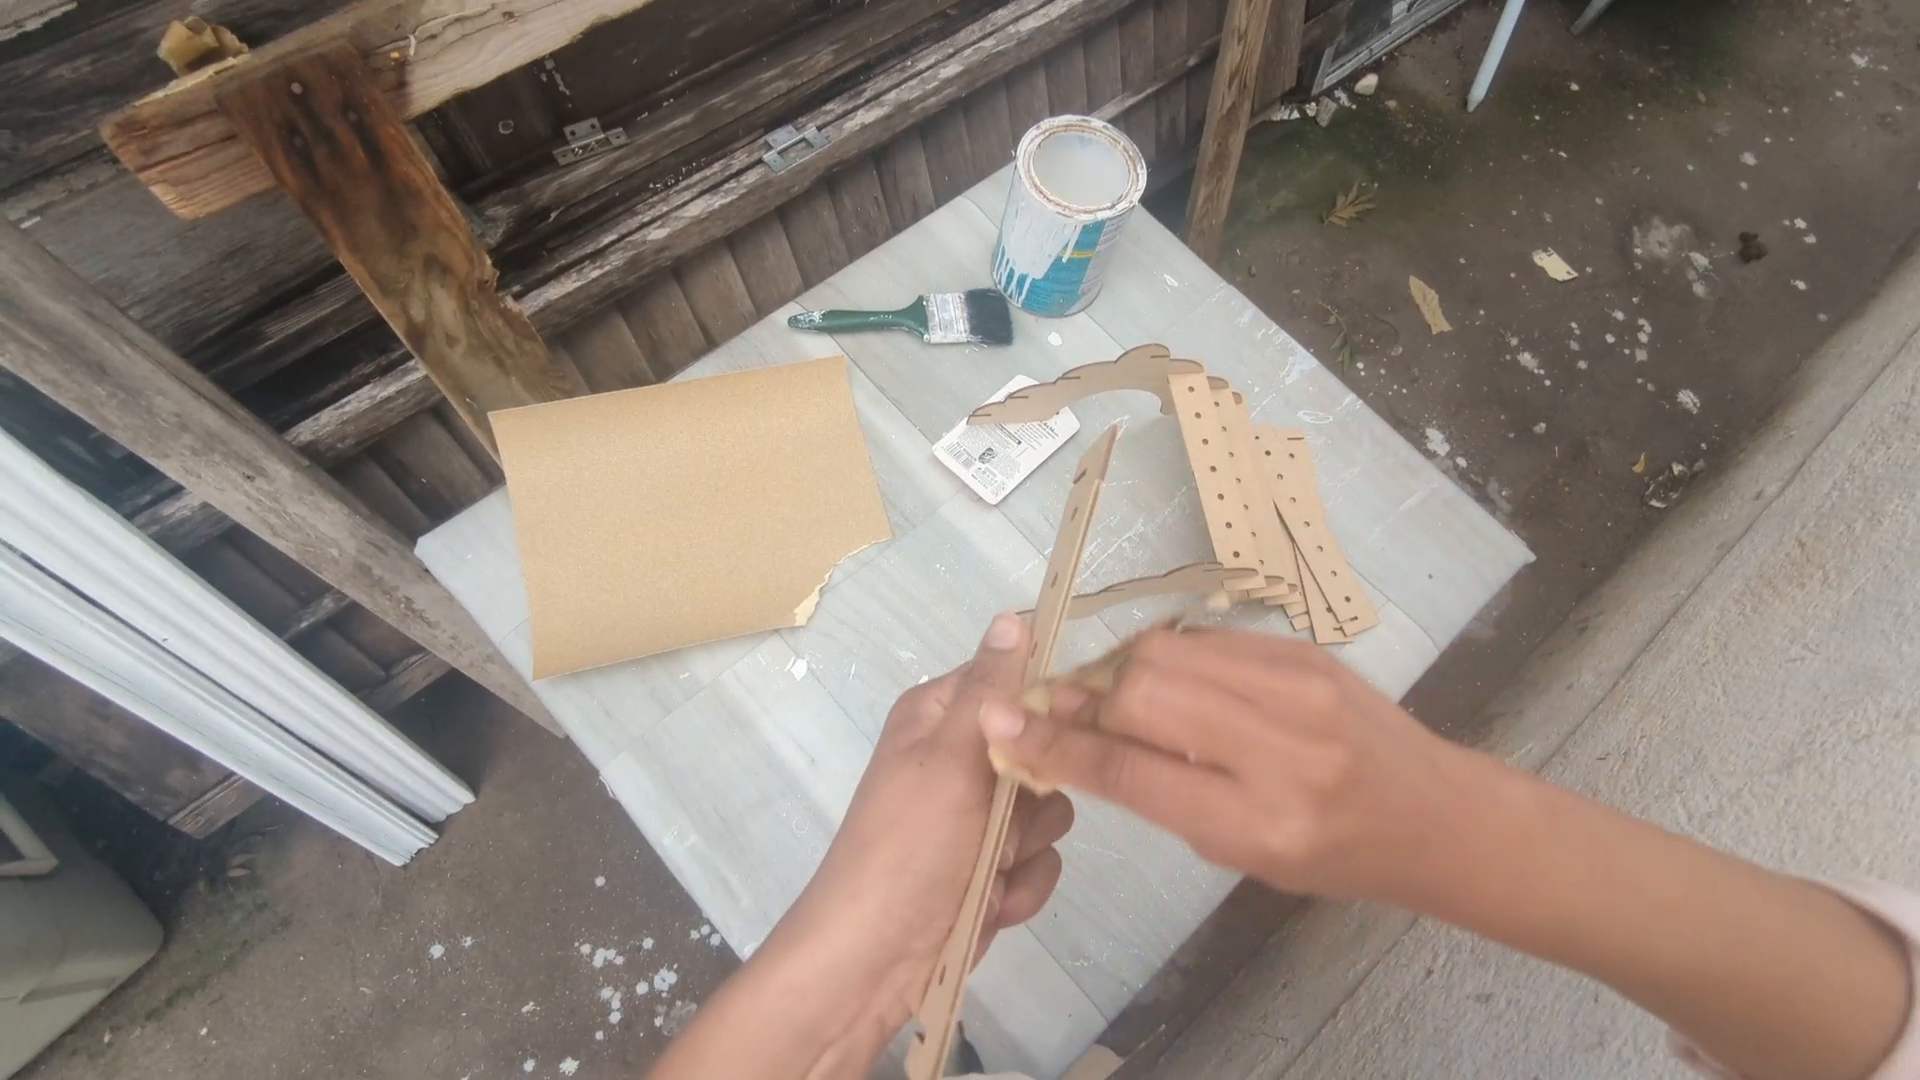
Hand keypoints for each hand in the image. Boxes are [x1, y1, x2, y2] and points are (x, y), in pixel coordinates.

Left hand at [766, 612, 1074, 1031]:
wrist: (875, 961)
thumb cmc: (909, 845)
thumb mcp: (950, 757)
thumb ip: (990, 689)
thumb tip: (1012, 615)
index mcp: (940, 716)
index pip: (1011, 681)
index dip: (1041, 706)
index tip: (1060, 731)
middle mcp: (959, 757)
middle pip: (1041, 750)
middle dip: (1031, 794)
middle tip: (1001, 816)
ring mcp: (977, 815)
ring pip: (1049, 810)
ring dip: (1024, 847)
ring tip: (988, 867)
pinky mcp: (991, 866)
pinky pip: (1040, 861)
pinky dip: (1019, 886)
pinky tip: (989, 901)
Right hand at [979, 627, 1478, 907]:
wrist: (1436, 814)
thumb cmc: (1331, 856)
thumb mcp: (1238, 850)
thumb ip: (1156, 789)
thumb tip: (1076, 737)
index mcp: (1259, 824)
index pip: (1130, 771)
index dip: (1056, 746)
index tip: (1002, 726)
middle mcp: (1279, 748)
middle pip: (1140, 693)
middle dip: (1087, 698)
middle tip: (1066, 708)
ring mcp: (1296, 686)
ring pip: (1163, 653)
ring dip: (1118, 671)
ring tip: (1110, 691)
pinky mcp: (1301, 650)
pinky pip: (1201, 640)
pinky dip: (1164, 657)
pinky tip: (1163, 678)